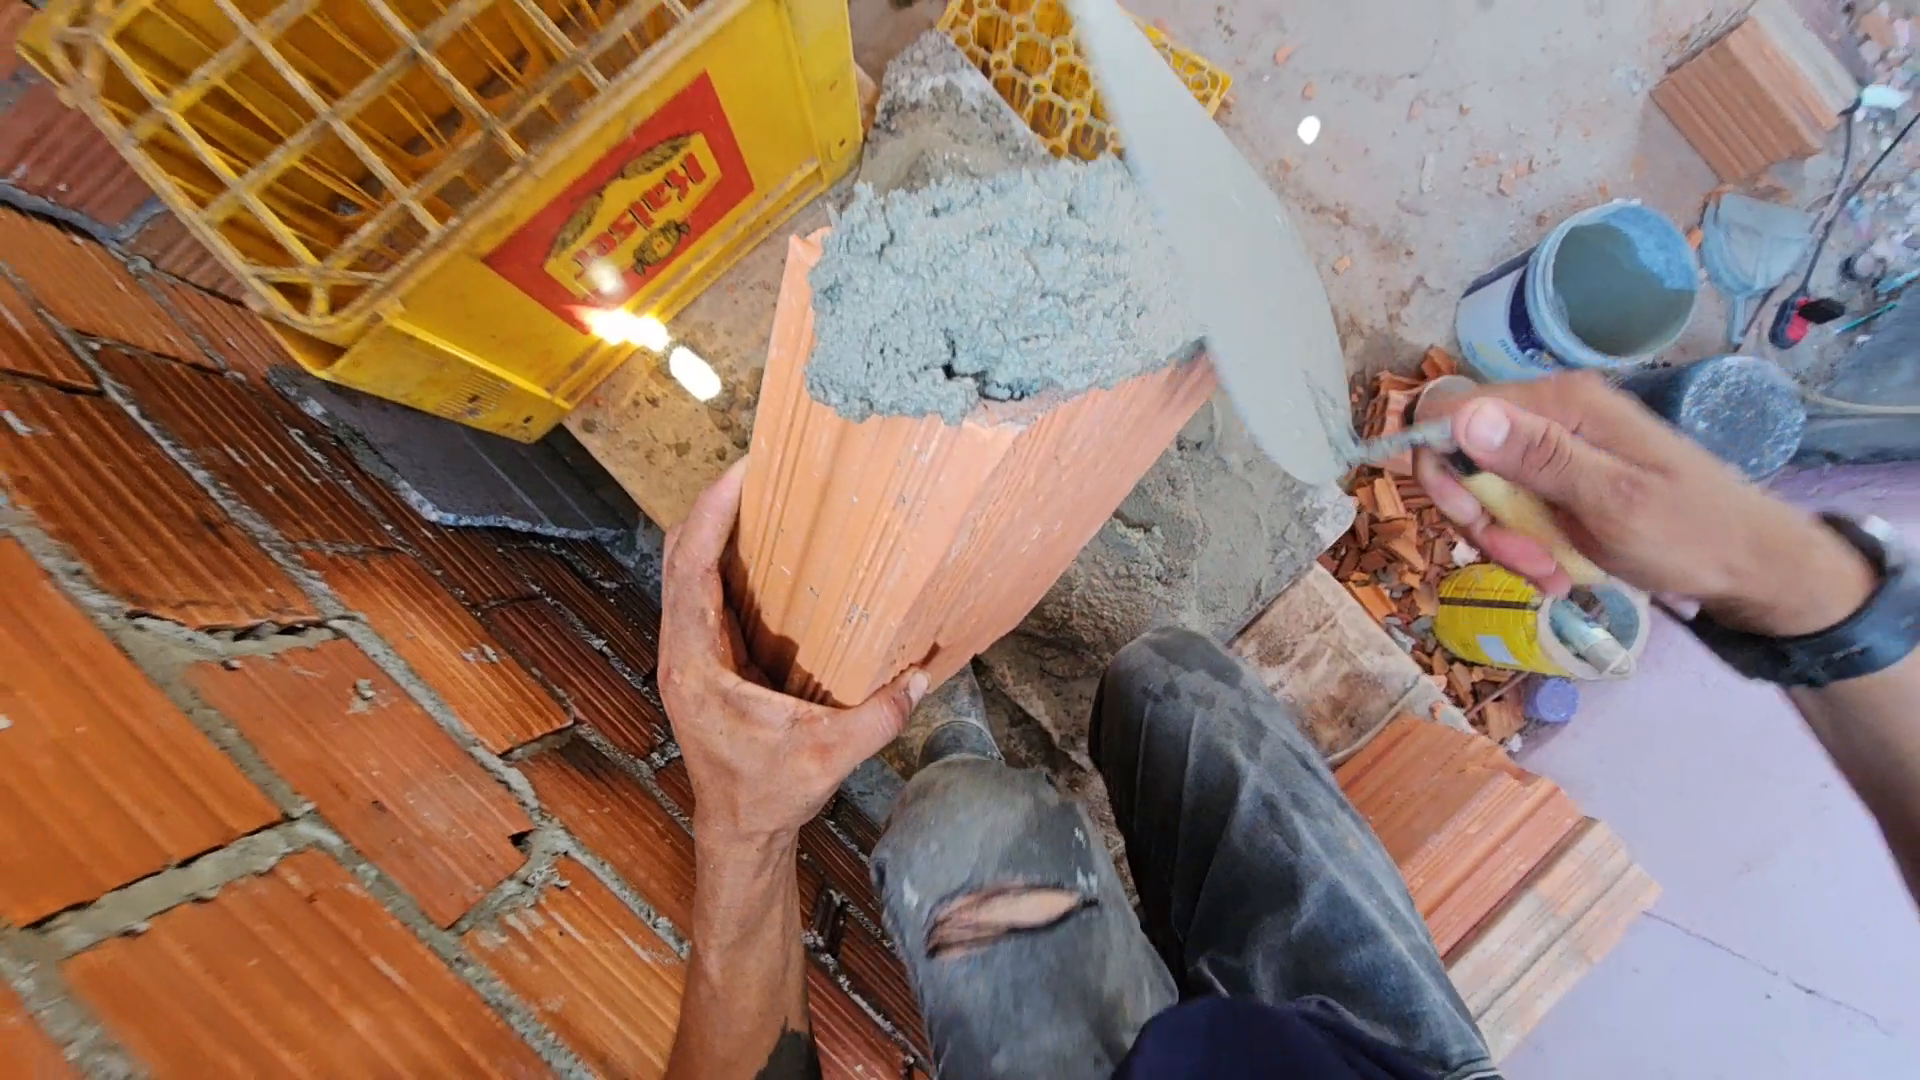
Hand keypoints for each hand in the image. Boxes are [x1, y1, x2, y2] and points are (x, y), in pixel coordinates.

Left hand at [657, 460, 929, 849]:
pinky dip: (724, 554)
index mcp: (696, 664)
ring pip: (686, 568)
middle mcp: (683, 650)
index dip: (712, 516)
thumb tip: (920, 677)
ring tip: (761, 493)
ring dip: (717, 526)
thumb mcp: (830, 757)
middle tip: (759, 470)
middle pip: (679, 554)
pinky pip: (704, 587)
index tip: (741, 473)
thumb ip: (877, 718)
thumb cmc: (768, 792)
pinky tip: (764, 545)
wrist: (739, 826)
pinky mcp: (706, 655)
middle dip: (714, 505)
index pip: (689, 570)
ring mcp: (691, 651)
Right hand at [1411, 372, 1875, 636]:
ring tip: (1545, 571)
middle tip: (1518, 555)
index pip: (1447, 416)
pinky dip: (1512, 543)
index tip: (1467, 515)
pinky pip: (1499, 507)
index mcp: (1559, 404)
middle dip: (1473, 515)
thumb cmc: (1694, 533)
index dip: (1438, 467)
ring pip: (1472, 489)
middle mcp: (1545, 415)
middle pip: (1455, 457)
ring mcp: (1547, 447)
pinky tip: (1549, 568)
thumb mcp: (1613, 500)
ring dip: (1496, 538)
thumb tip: (1461, 416)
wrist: (1751, 568)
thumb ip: (1538, 456)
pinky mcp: (1550, 478)